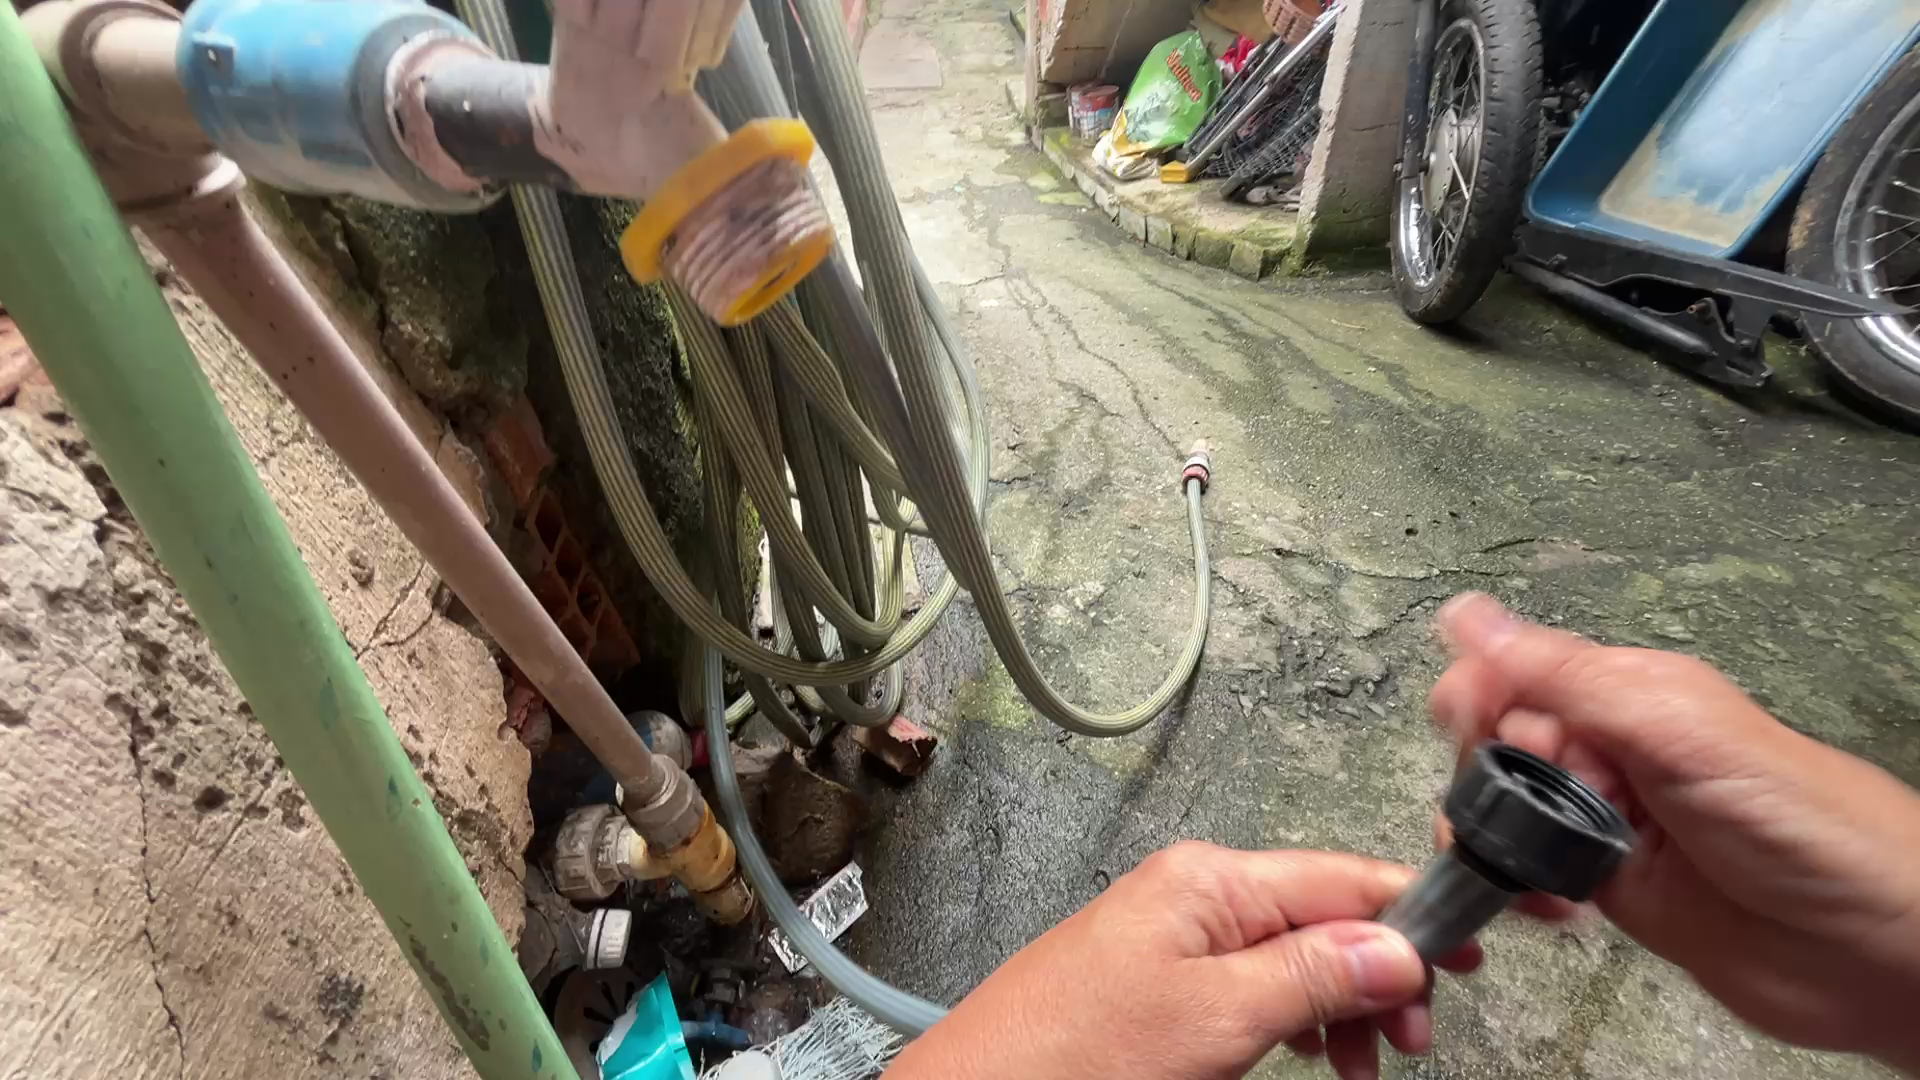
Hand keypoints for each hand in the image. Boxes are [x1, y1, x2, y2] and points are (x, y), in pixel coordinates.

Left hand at [883, 843, 1479, 1079]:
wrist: (998, 1076)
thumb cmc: (1097, 1042)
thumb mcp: (1219, 1015)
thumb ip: (1310, 973)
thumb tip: (1400, 945)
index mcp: (1213, 878)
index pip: (1335, 875)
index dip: (1412, 904)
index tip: (1481, 943)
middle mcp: (1200, 886)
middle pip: (1318, 910)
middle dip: (1378, 967)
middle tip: (1414, 1040)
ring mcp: (1183, 923)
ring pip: (1293, 947)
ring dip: (1341, 998)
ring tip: (1363, 1062)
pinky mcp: (1171, 963)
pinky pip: (1255, 972)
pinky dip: (1296, 1009)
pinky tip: (1311, 1048)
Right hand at [1431, 592, 1919, 1071]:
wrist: (1888, 964)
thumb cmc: (1798, 828)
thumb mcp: (1678, 732)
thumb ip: (1564, 675)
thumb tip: (1464, 611)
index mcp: (1615, 694)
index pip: (1506, 671)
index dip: (1475, 693)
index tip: (1471, 726)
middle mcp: (1594, 746)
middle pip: (1487, 736)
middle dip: (1488, 767)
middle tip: (1540, 800)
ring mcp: (1588, 810)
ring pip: (1489, 797)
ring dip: (1485, 825)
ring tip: (1528, 861)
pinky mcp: (1588, 872)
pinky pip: (1512, 857)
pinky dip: (1506, 872)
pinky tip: (1539, 894)